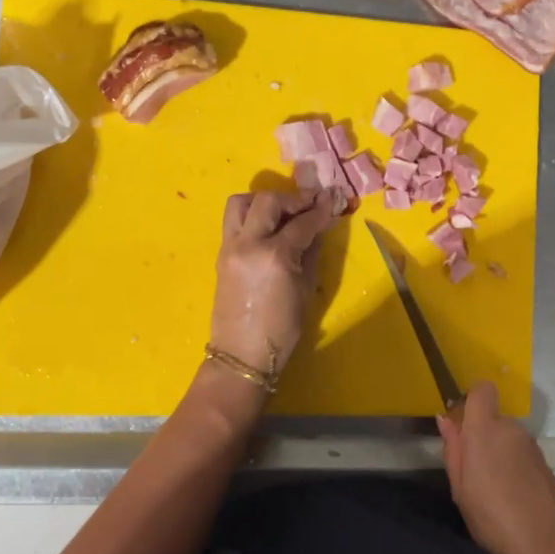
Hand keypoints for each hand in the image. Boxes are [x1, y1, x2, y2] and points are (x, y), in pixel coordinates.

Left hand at [209, 188, 343, 373]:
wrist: (241, 355)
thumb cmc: (282, 329)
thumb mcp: (306, 290)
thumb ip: (311, 252)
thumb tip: (318, 227)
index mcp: (275, 256)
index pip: (302, 222)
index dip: (320, 210)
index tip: (333, 199)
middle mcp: (249, 243)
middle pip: (268, 201)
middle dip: (291, 200)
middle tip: (307, 207)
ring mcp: (230, 247)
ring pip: (241, 203)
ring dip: (263, 202)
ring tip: (281, 215)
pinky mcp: (221, 254)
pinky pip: (234, 222)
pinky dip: (252, 217)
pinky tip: (268, 230)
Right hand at [439, 381, 554, 553]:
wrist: (548, 552)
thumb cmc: (493, 521)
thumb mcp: (460, 489)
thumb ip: (453, 449)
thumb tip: (446, 419)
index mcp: (486, 431)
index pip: (482, 389)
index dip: (470, 400)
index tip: (459, 426)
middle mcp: (512, 430)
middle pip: (492, 417)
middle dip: (479, 434)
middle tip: (469, 471)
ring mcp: (532, 446)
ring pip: (506, 436)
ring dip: (496, 452)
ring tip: (490, 490)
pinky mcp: (545, 463)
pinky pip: (519, 453)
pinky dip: (511, 466)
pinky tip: (510, 497)